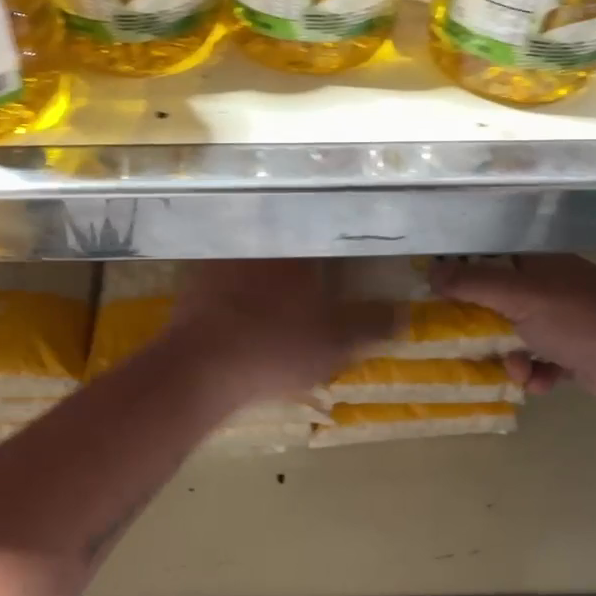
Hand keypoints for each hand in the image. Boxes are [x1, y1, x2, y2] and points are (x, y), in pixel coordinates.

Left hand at [163, 260, 394, 403]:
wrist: (202, 366)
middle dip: (297, 253)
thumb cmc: (277, 347)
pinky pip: (221, 278)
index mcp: (296, 247)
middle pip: (284, 239)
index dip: (335, 242)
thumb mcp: (338, 342)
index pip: (322, 229)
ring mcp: (219, 259)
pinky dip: (232, 289)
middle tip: (309, 275)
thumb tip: (404, 313)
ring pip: (250, 256)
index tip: (342, 253)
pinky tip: (237, 310)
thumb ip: (373, 324)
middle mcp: (257, 241)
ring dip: (262, 270)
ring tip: (274, 294)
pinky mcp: (192, 282)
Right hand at [431, 255, 595, 401]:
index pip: (493, 259)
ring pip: (519, 336)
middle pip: (502, 302)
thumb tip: (431, 271)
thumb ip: (472, 284)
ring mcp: (569, 319)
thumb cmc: (576, 318)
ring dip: (512, 357)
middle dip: (488, 329)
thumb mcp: (517, 297)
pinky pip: (542, 360)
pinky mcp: (578, 350)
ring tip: (520, 371)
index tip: (443, 295)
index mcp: (541, 263)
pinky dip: (537, 373)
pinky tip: (542, 383)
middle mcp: (554, 286)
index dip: (466, 274)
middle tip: (472, 344)